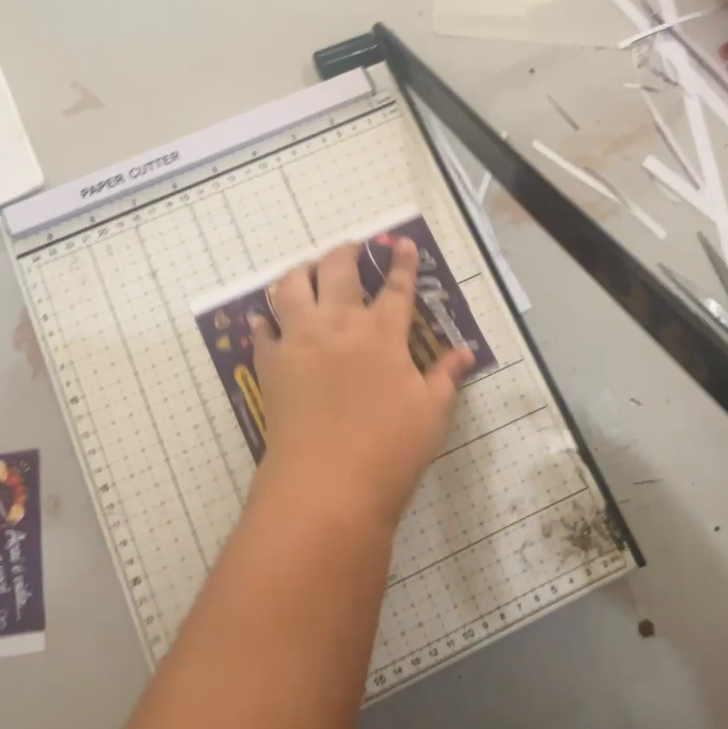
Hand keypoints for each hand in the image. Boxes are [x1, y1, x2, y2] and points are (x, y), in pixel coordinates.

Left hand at [250, 237, 474, 526]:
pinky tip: (264, 320)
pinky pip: (261, 330)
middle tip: (351, 250)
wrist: (326, 484)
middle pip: (338, 270)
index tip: (403, 244)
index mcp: (383, 334)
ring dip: (301, 272)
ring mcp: (299, 340)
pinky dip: (263, 320)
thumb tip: (465, 352)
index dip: (403, 263)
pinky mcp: (270, 364)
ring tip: (307, 272)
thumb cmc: (390, 450)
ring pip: (292, 286)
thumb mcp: (432, 414)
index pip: (397, 287)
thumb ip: (445, 377)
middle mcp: (339, 325)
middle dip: (346, 253)